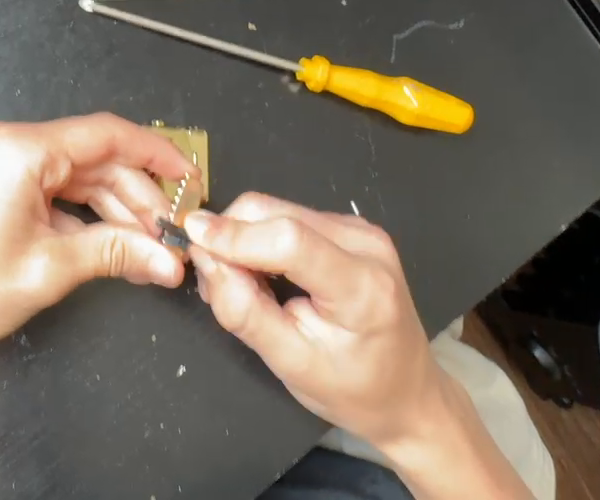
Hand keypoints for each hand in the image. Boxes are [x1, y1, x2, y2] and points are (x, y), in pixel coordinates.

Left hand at [0, 114, 194, 362]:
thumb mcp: (47, 269)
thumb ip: (114, 254)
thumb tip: (165, 259)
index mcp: (24, 148)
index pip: (109, 135)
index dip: (157, 154)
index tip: (191, 178)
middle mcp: (14, 146)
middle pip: (96, 159)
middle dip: (138, 198)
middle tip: (173, 237)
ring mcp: (3, 167)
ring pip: (77, 179)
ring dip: (114, 213)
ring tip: (150, 252)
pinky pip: (54, 195)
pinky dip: (84, 220)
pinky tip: (111, 249)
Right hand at [184, 193, 444, 451]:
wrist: (410, 393)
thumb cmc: (354, 390)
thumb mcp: (292, 365)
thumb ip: (245, 312)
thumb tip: (205, 261)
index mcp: (361, 286)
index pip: (289, 240)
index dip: (234, 235)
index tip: (189, 237)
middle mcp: (364, 242)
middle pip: (274, 212)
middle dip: (229, 237)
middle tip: (215, 283)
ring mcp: (358, 229)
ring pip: (274, 207)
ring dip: (241, 236)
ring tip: (240, 284)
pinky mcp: (348, 225)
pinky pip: (285, 213)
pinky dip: (259, 236)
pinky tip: (262, 271)